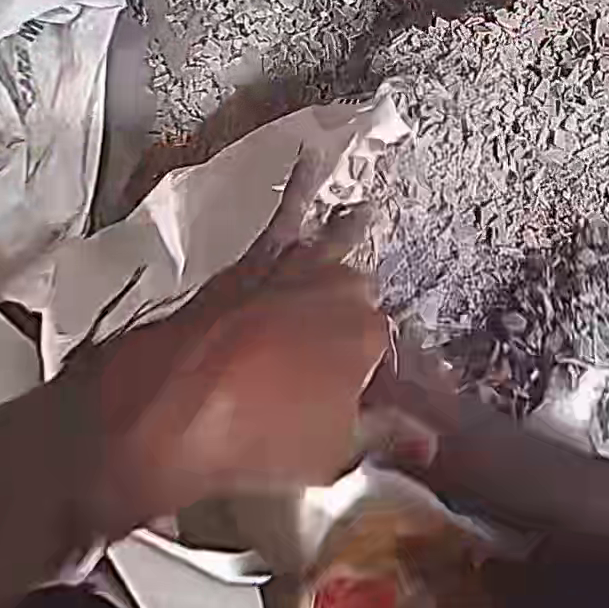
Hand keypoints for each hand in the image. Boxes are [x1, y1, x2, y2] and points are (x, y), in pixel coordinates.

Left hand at [65, 166, 388, 523]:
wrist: (178, 400)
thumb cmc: (259, 433)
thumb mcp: (333, 452)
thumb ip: (388, 435)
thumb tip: (430, 442)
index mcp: (372, 336)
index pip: (393, 351)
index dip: (382, 373)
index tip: (378, 388)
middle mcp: (349, 290)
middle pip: (366, 299)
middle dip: (359, 316)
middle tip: (341, 344)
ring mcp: (307, 265)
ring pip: (343, 242)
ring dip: (354, 230)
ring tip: (367, 211)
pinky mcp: (267, 251)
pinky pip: (291, 206)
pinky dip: (302, 181)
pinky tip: (310, 155)